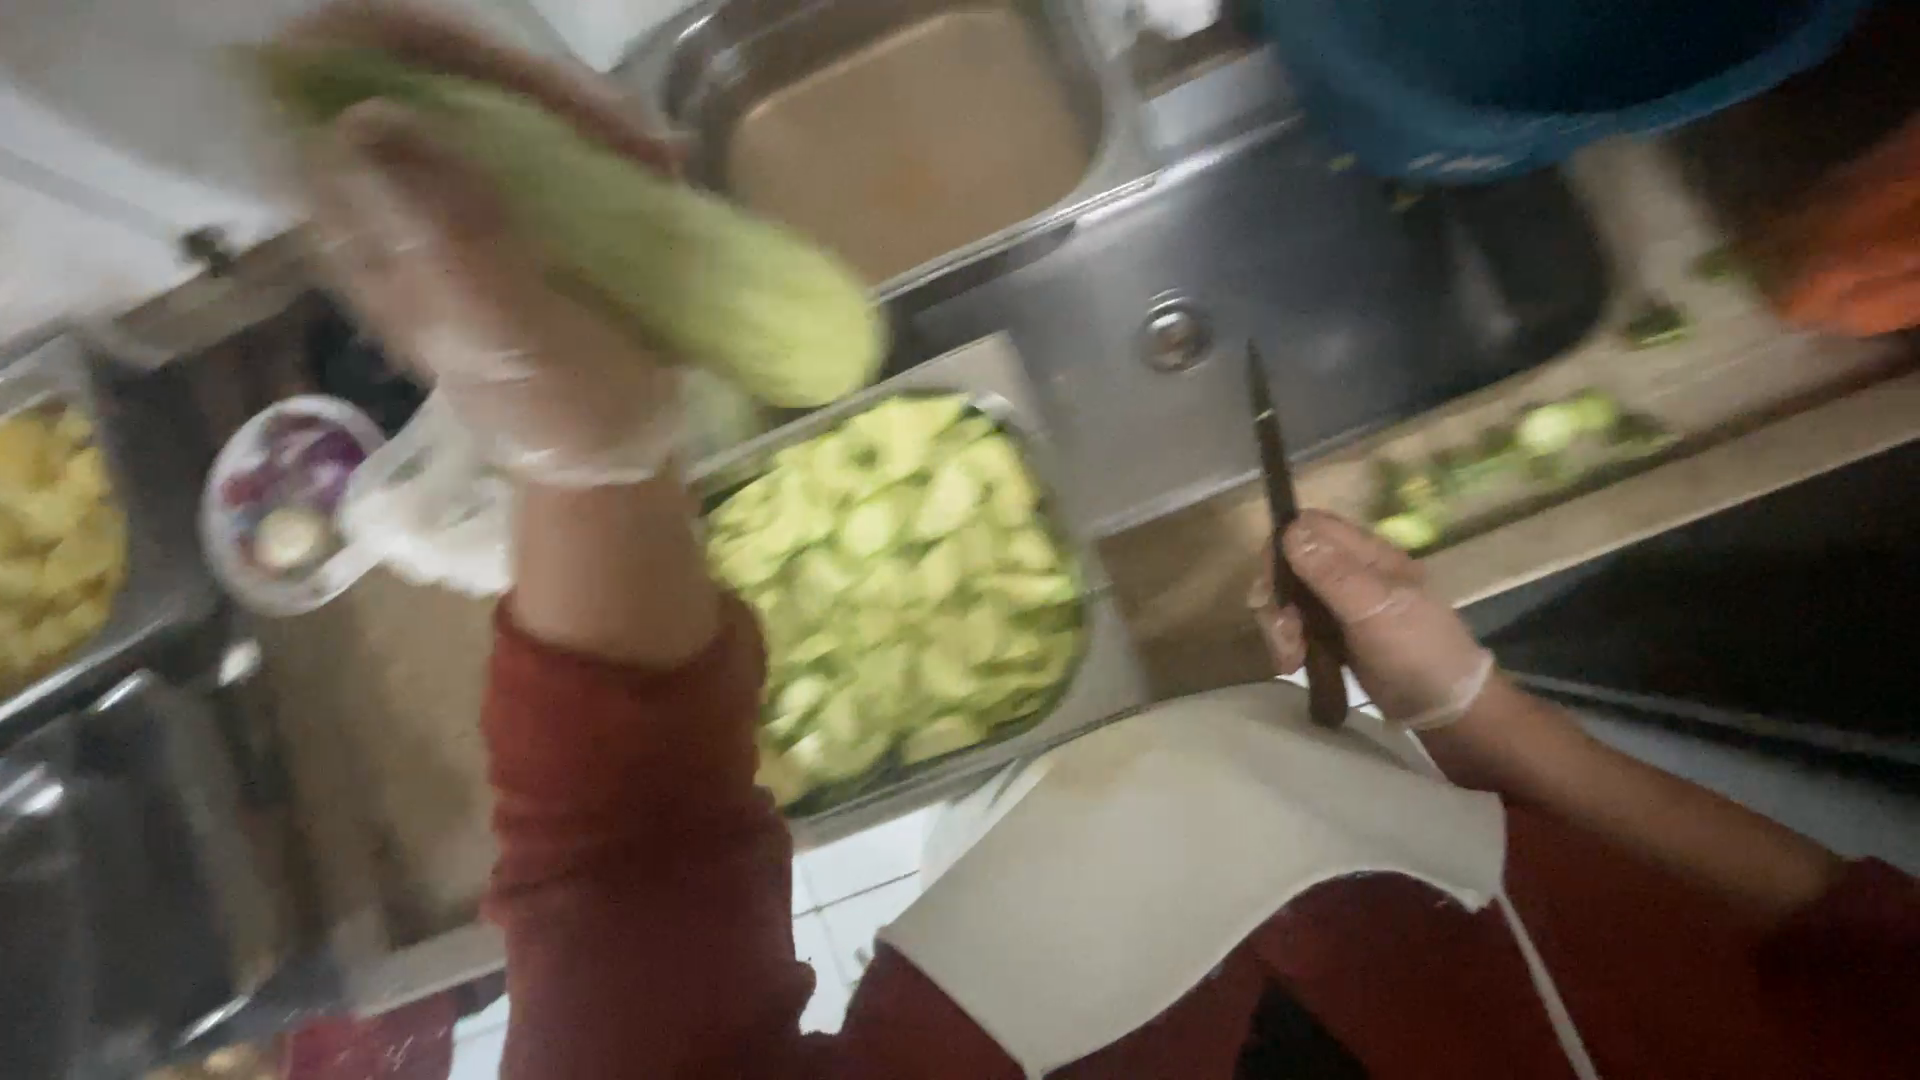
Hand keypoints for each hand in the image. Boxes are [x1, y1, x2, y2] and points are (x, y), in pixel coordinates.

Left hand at [292, 2, 679, 486]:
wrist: (611, 456)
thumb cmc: (565, 414)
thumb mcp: (509, 338)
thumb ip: (447, 239)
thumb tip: (370, 114)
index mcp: (368, 226)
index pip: (341, 73)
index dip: (426, 53)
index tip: (524, 93)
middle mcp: (402, 200)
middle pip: (430, 70)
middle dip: (530, 85)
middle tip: (622, 138)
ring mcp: (466, 204)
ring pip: (495, 97)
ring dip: (579, 113)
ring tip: (650, 160)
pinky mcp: (521, 217)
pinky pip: (544, 139)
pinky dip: (602, 142)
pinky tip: (652, 173)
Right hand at [1250, 511, 1495, 728]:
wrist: (1444, 708)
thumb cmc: (1418, 651)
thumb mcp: (1377, 610)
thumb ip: (1333, 572)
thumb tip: (1290, 530)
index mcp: (1367, 554)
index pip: (1310, 526)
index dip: (1282, 546)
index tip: (1273, 583)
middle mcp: (1348, 572)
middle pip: (1289, 564)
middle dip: (1275, 597)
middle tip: (1284, 630)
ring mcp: (1337, 604)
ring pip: (1286, 598)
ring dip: (1278, 626)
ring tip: (1290, 657)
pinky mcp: (1329, 633)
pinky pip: (1292, 626)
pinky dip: (1285, 644)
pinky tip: (1292, 665)